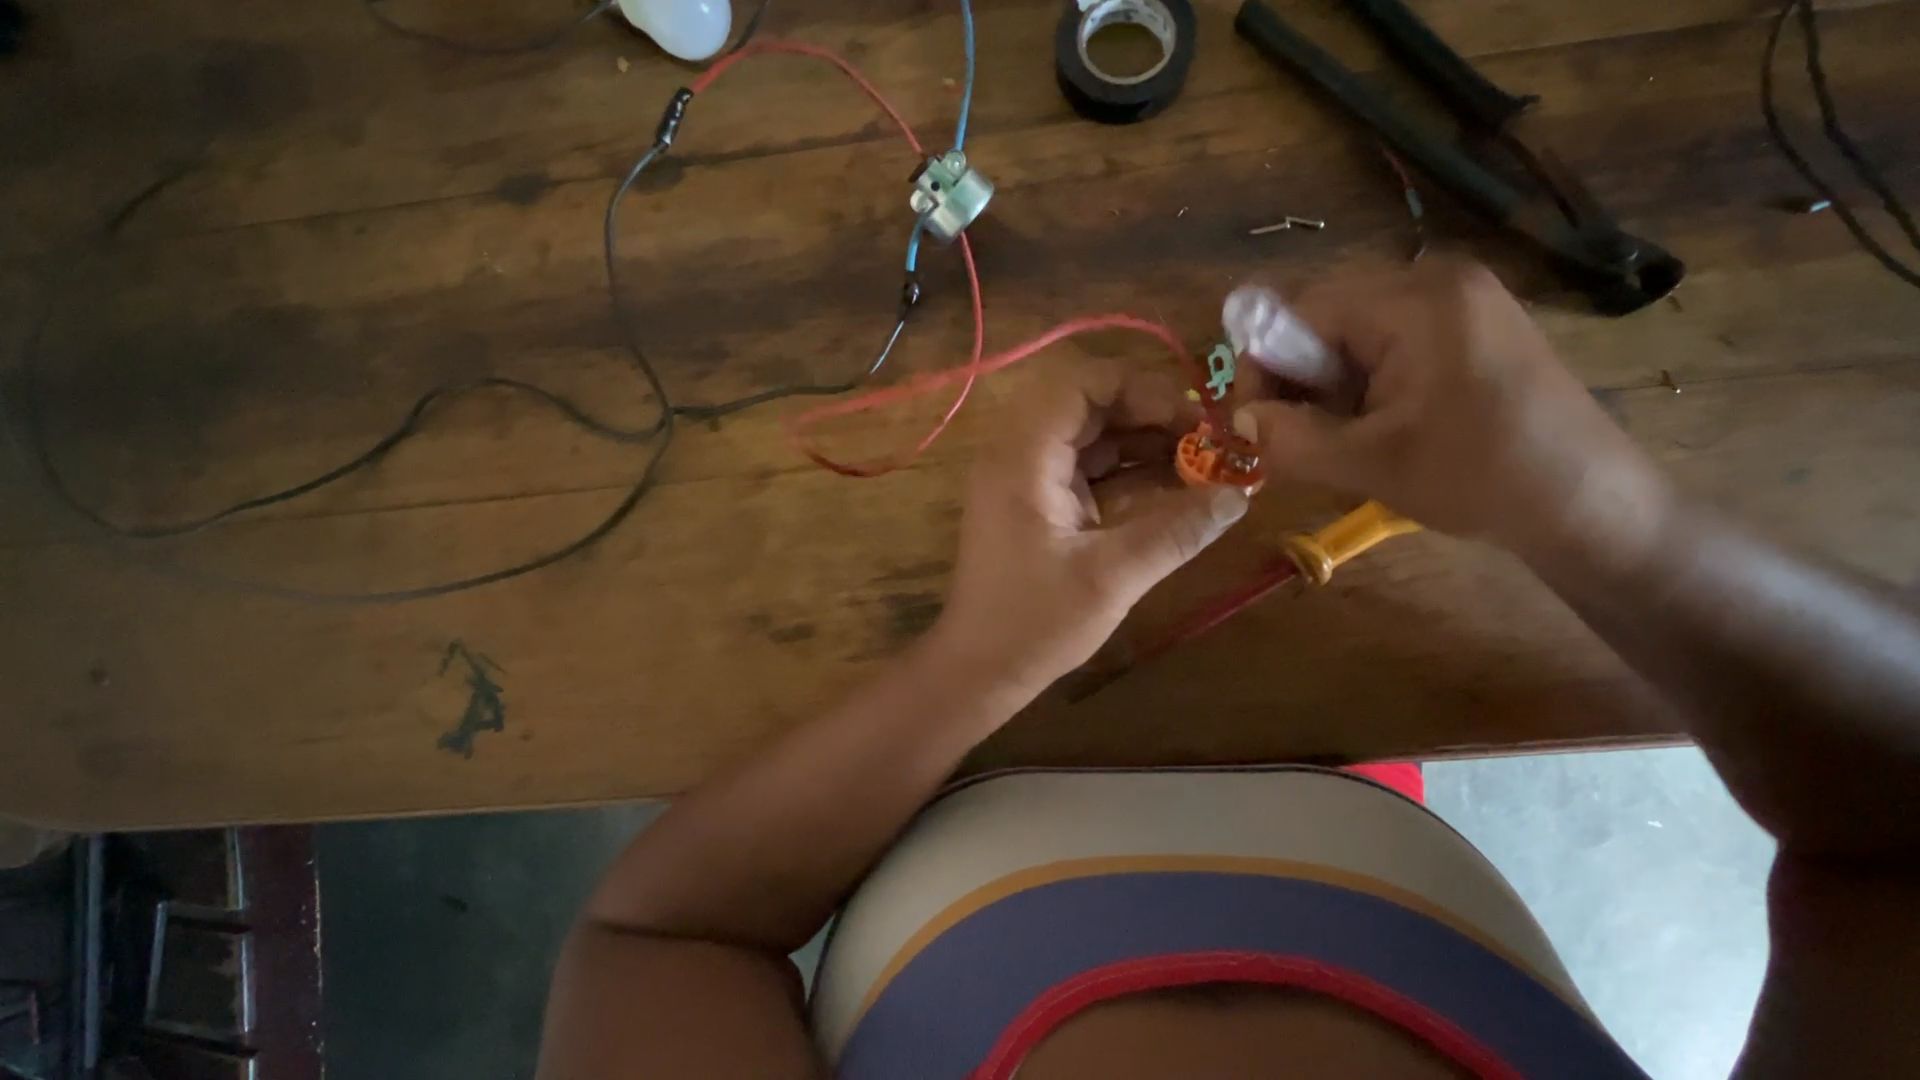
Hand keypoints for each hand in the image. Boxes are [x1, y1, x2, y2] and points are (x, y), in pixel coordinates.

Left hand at [928, 361, 1250, 692]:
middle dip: (1151, 415)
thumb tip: (1239, 495)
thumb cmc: (1035, 623)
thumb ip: (1177, 531)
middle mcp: (1018, 453)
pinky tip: (1175, 489)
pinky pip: (1086, 468)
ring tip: (1203, 464)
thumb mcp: (1113, 576)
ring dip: (1144, 443)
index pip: (1081, 383)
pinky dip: (1128, 473)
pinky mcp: (1037, 501)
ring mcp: (1026, 477)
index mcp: (1022, 457)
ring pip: (1091, 435)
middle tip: (1207, 441)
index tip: (1194, 419)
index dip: (1142, 389)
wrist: (979, 668)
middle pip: (1088, 403)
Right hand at [1233, 259, 1672, 564]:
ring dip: (1327, 384)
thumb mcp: (1369, 463)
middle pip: (1325, 315)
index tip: (1255, 424)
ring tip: (1340, 438)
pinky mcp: (1470, 327)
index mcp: (1417, 300)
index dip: (1263, 365)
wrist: (1590, 503)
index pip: (1300, 310)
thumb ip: (1289, 438)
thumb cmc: (1480, 477)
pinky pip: (1388, 341)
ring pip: (1352, 332)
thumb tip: (1237, 420)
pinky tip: (1375, 426)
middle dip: (1296, 376)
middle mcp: (1437, 281)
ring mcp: (1460, 301)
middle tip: (1295, 435)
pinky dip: (1363, 382)